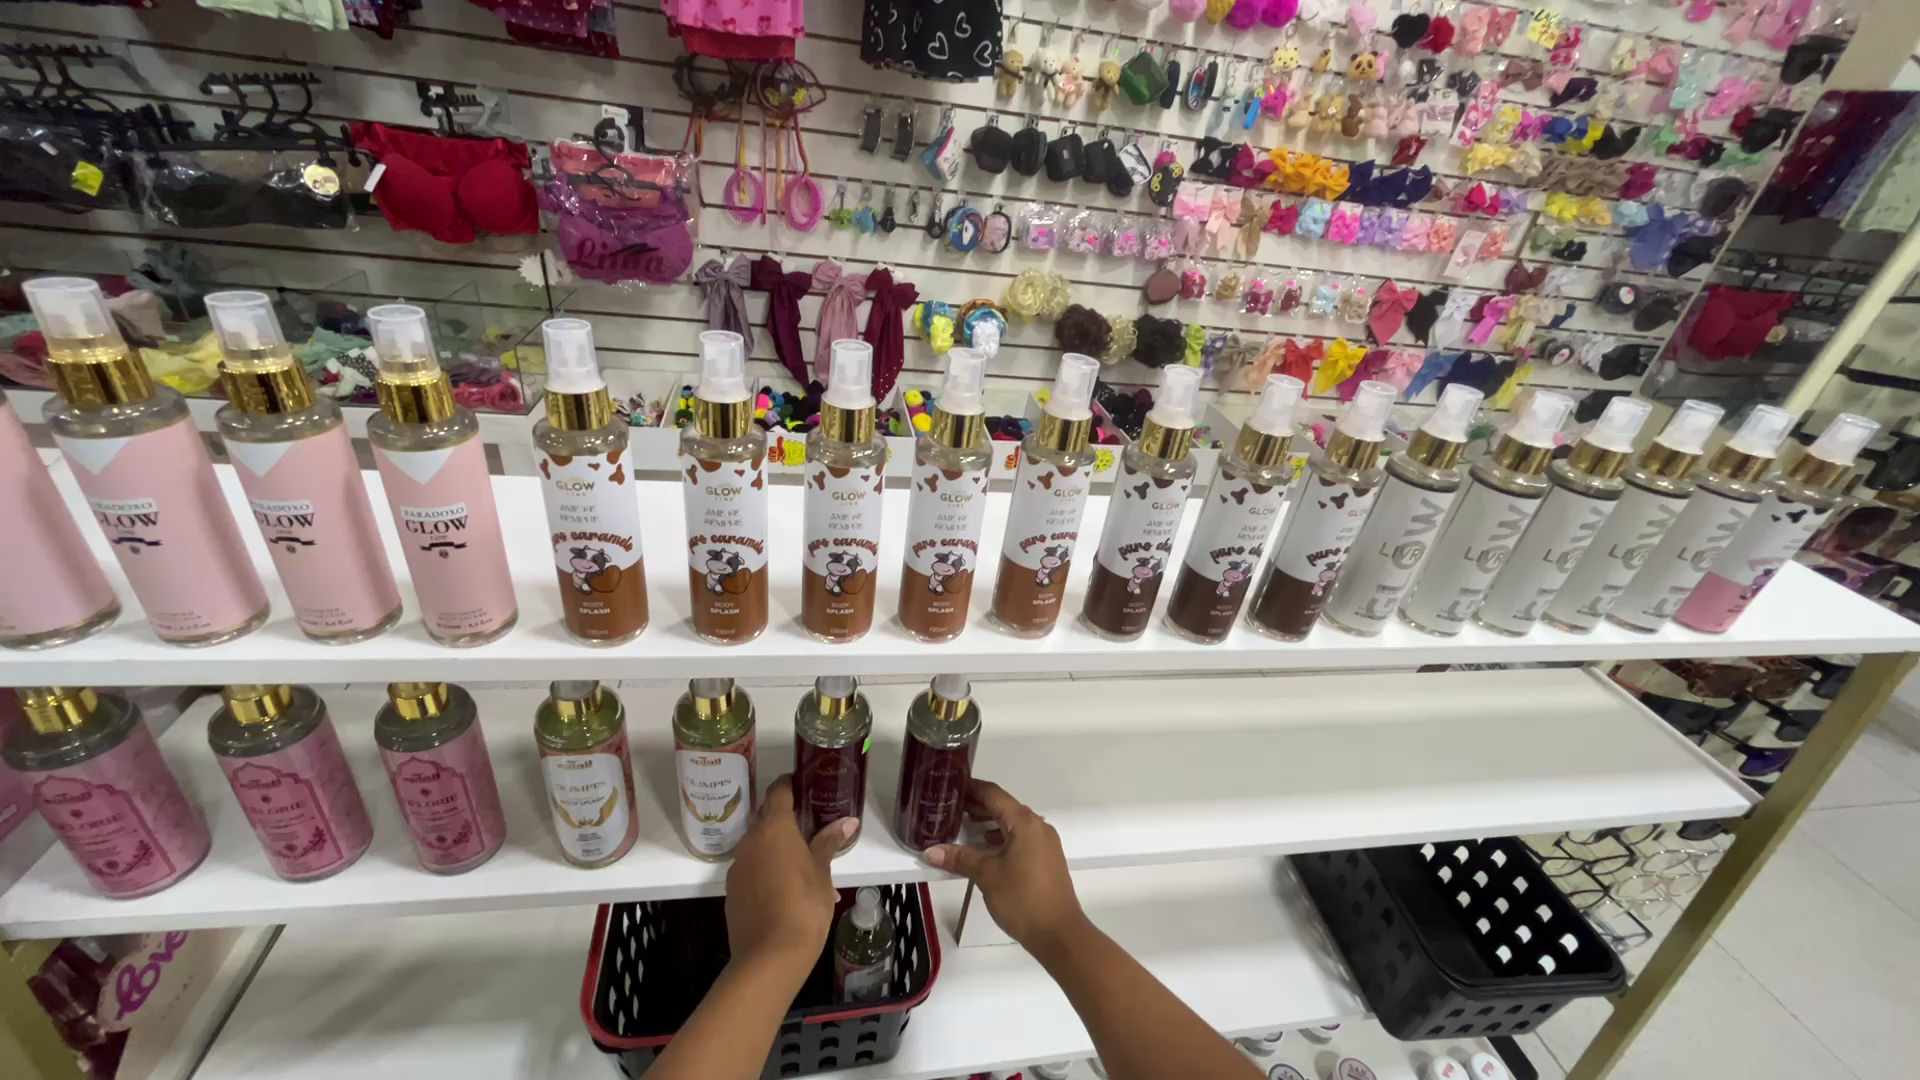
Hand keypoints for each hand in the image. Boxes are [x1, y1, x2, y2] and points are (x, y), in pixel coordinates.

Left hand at [725, 775, 853, 977]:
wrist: (769, 957)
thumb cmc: (803, 905)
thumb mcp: (823, 871)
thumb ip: (829, 842)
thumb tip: (848, 821)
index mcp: (774, 828)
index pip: (778, 792)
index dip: (789, 784)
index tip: (803, 782)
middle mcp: (750, 840)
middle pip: (765, 816)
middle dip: (783, 816)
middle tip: (807, 820)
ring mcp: (738, 866)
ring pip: (757, 844)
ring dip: (774, 845)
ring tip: (799, 858)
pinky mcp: (732, 892)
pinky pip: (751, 869)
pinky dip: (765, 869)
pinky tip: (784, 886)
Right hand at [924, 779, 1086, 954]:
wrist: (1060, 934)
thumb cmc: (1023, 899)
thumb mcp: (988, 876)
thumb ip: (961, 859)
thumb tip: (931, 851)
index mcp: (1024, 822)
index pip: (994, 794)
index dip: (972, 788)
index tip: (950, 785)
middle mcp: (1037, 825)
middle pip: (1004, 806)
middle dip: (978, 805)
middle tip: (950, 807)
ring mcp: (1045, 842)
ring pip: (1013, 822)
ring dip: (990, 821)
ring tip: (963, 826)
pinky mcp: (1046, 858)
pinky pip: (1021, 837)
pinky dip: (1002, 836)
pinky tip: (986, 848)